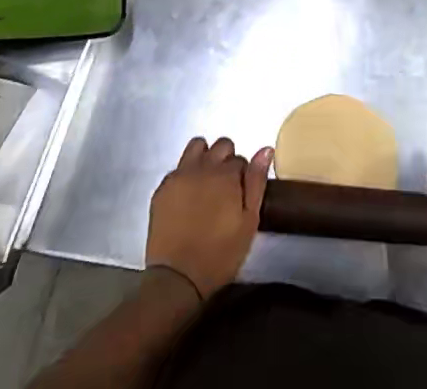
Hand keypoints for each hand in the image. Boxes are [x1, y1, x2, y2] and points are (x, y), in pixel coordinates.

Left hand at [146, 136, 270, 299]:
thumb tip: (265, 150)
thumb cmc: (220, 253)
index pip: (240, 159)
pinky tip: (188, 196)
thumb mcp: (249, 221)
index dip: (243, 175)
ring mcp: (178, 177)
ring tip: (206, 183)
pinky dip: (186, 173)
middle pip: (220, 145)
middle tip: (226, 187)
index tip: (240, 194)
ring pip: (196, 147)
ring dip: (205, 157)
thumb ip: (257, 182)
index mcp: (226, 175)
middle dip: (226, 160)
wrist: (177, 280)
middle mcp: (201, 168)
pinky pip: (177, 167)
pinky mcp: (161, 190)